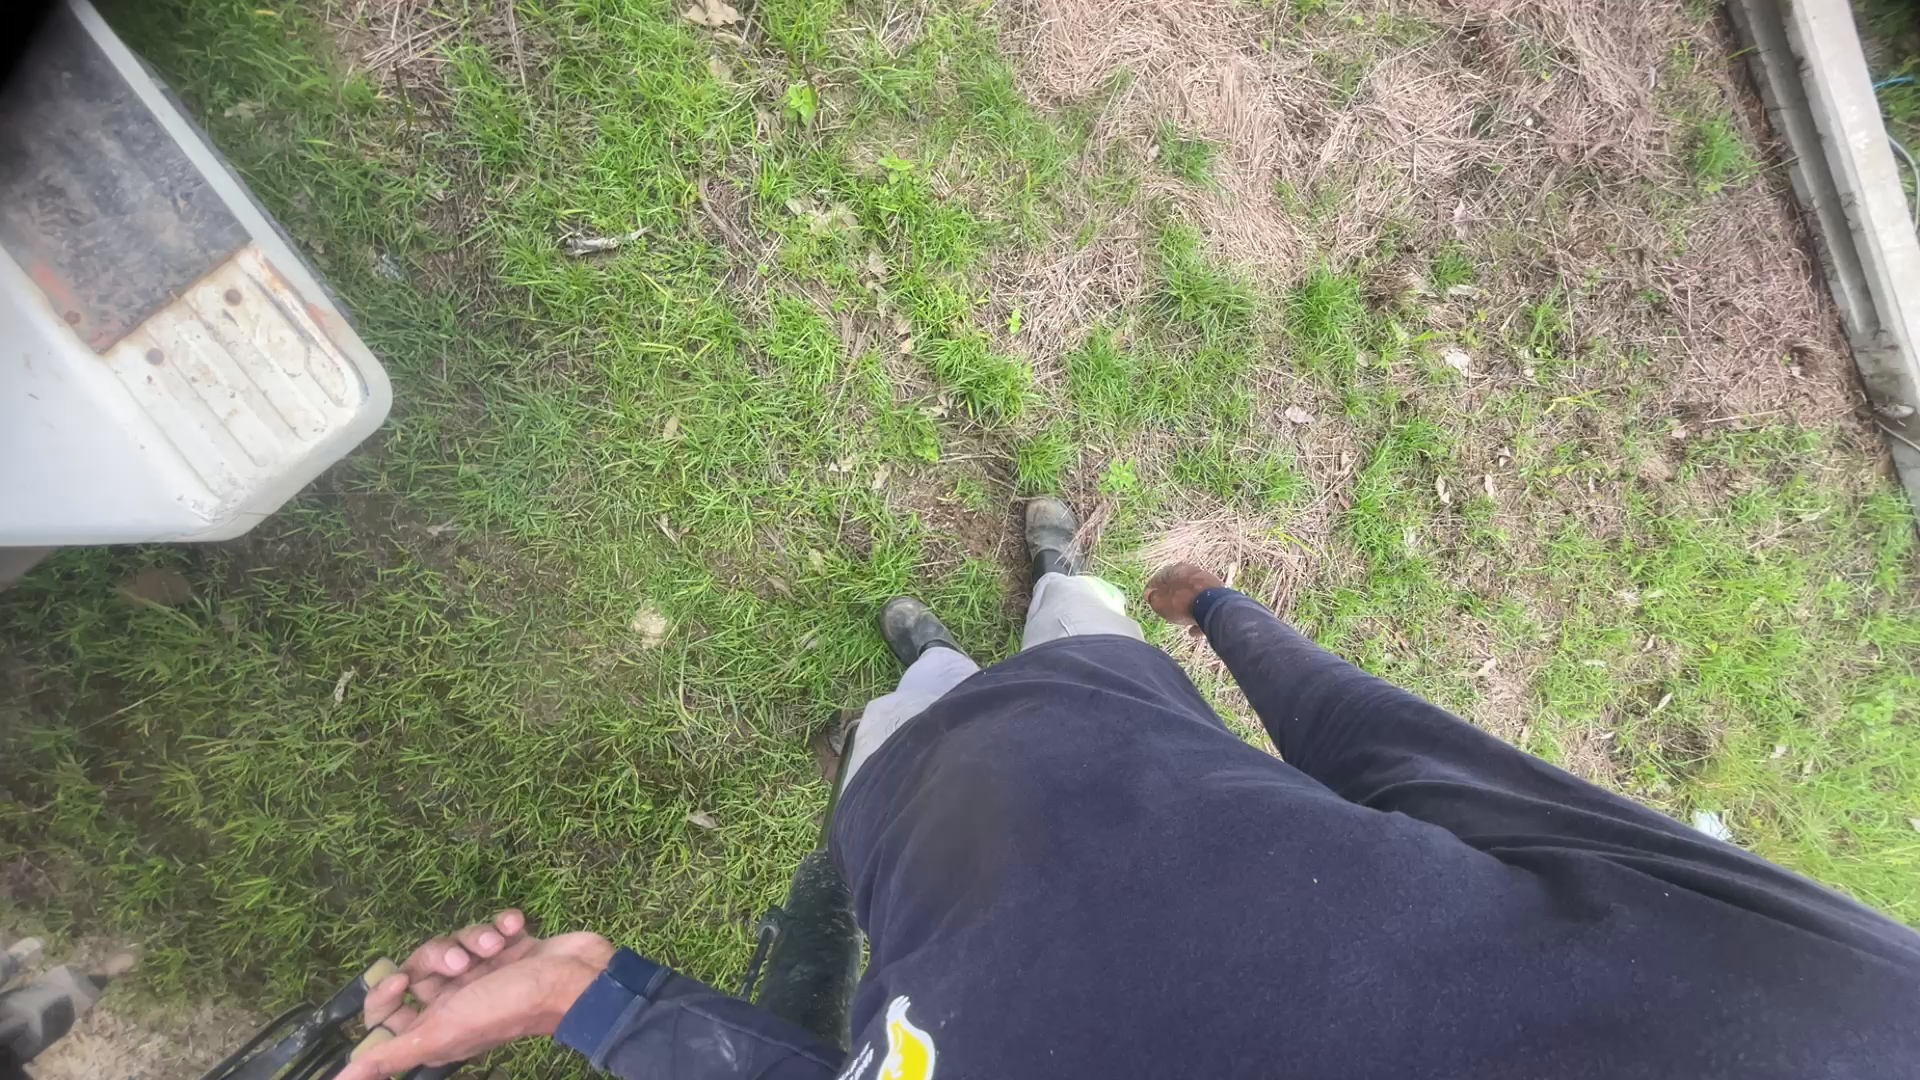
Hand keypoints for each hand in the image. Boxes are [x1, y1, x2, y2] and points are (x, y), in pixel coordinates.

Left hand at [335, 909, 613, 1079]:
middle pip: (424, 966)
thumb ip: (392, 1054)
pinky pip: (496, 926)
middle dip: (441, 954)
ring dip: (476, 936)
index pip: (389, 1010)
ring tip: (497, 944)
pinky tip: (516, 927)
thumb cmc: (507, 1007)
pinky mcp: (517, 946)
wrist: (573, 979)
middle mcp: (457, 997)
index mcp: (435, 1023)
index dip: (387, 992)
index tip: (401, 981)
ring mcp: (489, 969)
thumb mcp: (444, 1031)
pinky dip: (503, 923)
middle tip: (464, 961)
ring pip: (461, 942)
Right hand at [1145, 562, 1224, 635]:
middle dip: (1171, 596)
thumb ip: (1152, 598)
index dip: (1152, 588)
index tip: (1149, 598)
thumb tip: (1149, 594)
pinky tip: (1193, 630)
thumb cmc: (1182, 602)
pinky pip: (1205, 607)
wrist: (1214, 608)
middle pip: (1178, 585)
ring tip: (1179, 618)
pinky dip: (1198, 617)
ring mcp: (1208, 583)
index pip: (1160, 577)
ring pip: (1193, 595)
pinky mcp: (1220, 596)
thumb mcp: (1159, 602)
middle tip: (1165, 607)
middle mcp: (1193, 572)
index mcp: (1176, 569)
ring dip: (1186, 606)